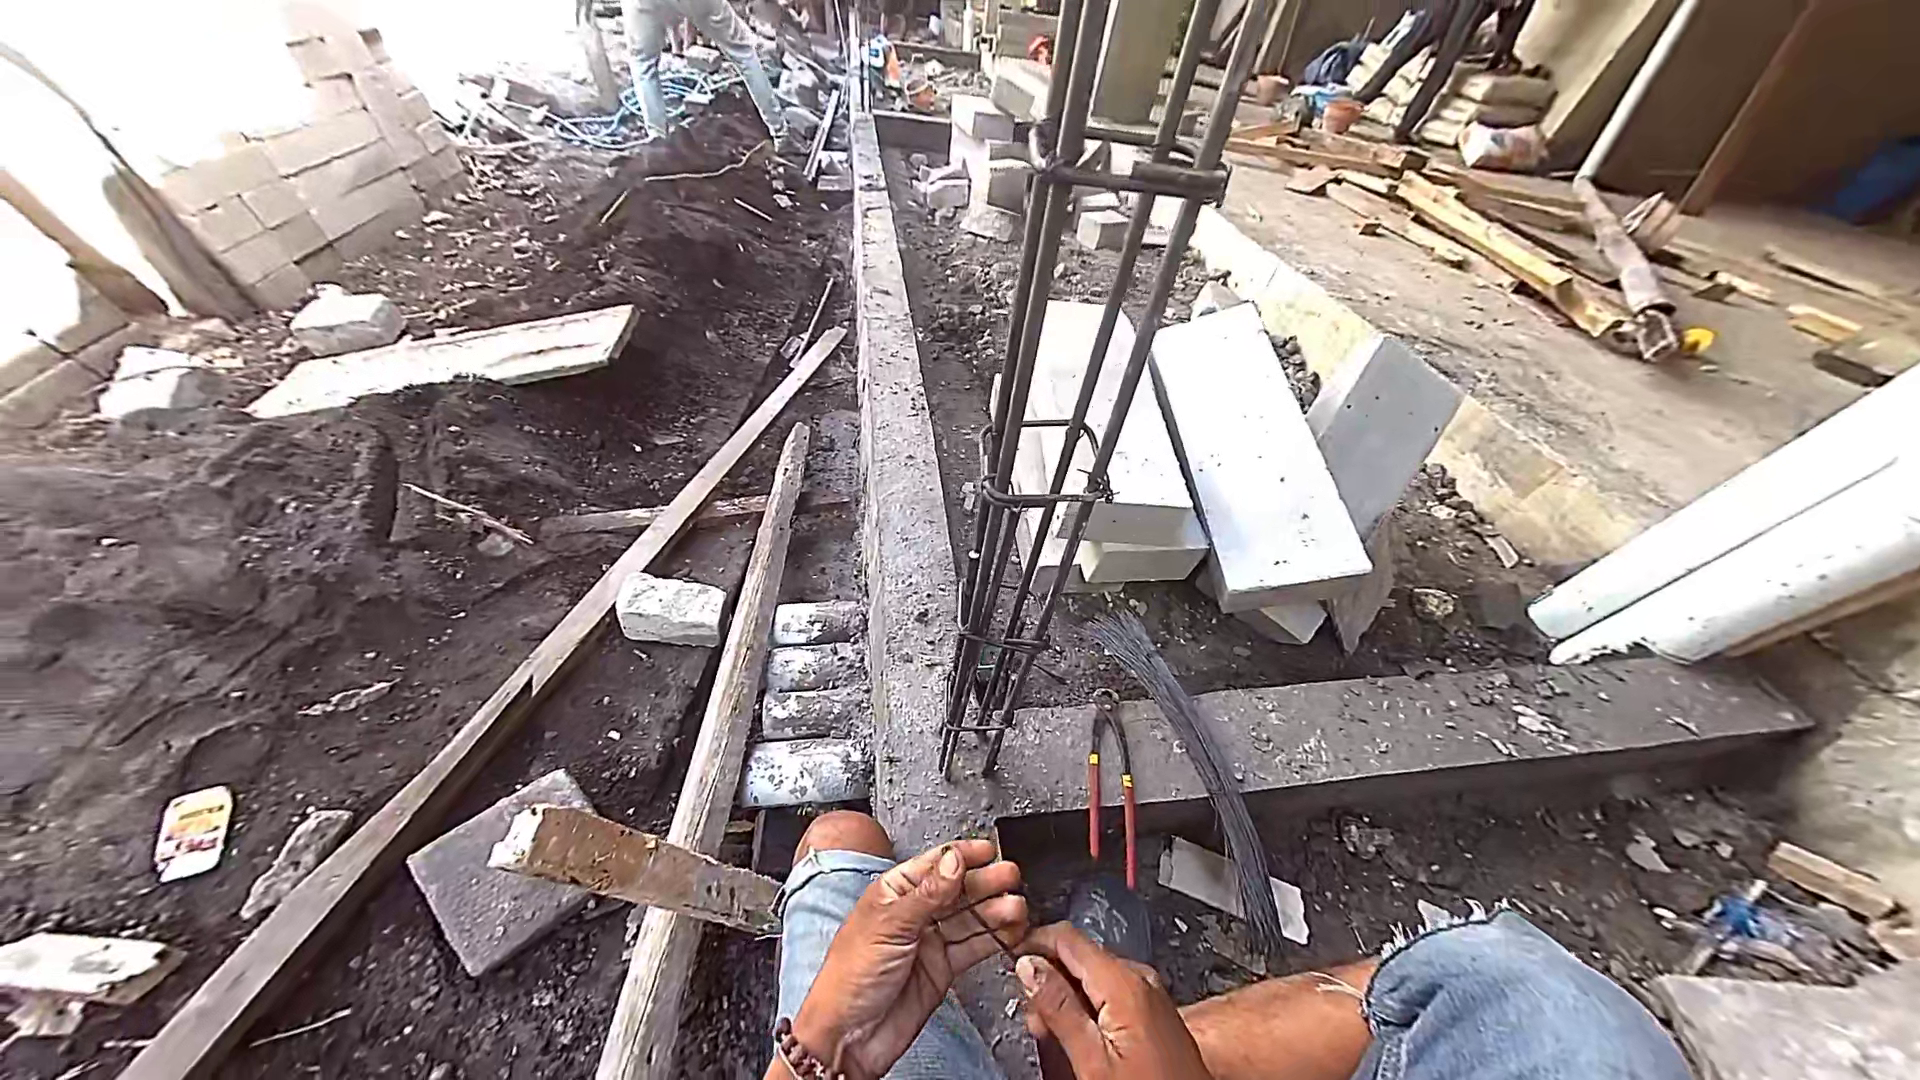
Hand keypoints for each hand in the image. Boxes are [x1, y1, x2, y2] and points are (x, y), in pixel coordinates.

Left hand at [789, 840, 1027, 1078]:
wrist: (846, 1040)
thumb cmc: (848, 977)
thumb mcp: (890, 924)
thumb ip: (928, 893)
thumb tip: (955, 860)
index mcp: (895, 890)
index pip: (936, 863)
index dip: (964, 855)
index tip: (989, 850)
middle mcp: (915, 911)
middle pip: (958, 889)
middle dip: (986, 881)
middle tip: (1011, 875)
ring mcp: (930, 940)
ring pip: (970, 917)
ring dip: (995, 910)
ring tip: (1017, 906)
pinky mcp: (941, 968)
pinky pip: (973, 947)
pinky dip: (993, 938)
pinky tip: (1009, 930)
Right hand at [1016, 923, 1212, 1079]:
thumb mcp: (1093, 1062)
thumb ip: (1058, 1007)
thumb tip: (1028, 964)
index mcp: (1123, 980)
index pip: (1066, 936)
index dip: (1034, 943)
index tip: (1010, 961)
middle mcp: (1139, 976)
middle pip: (1079, 955)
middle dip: (1049, 977)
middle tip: (1031, 1017)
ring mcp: (1150, 993)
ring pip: (1093, 975)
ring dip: (1066, 995)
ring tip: (1051, 1034)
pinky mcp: (1154, 1013)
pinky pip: (1111, 992)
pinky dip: (1088, 1006)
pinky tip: (1080, 1037)